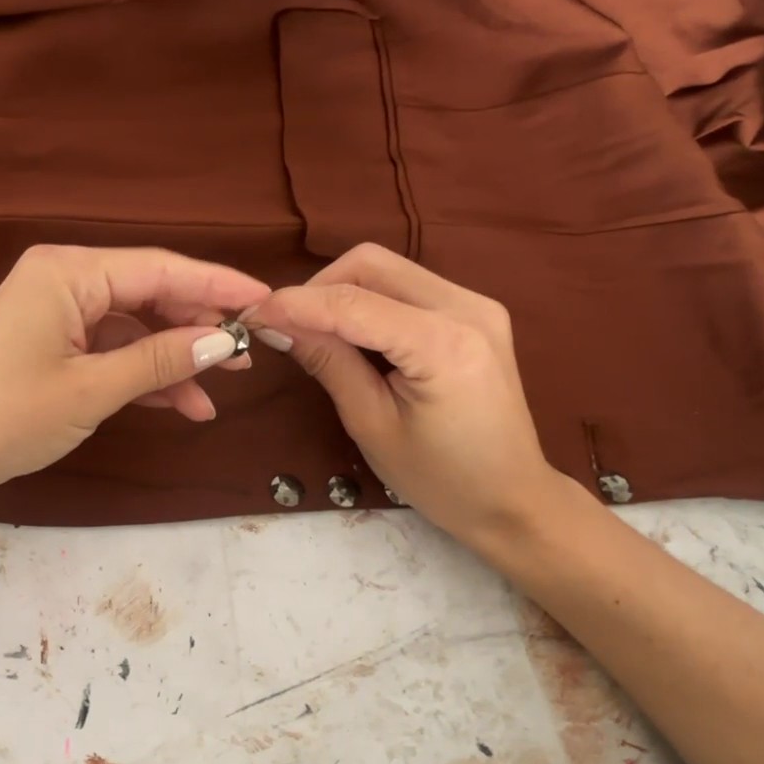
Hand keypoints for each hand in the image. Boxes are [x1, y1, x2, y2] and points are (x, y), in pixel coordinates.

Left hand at [0, 245, 270, 501]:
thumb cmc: (6, 417)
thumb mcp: (91, 390)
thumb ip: (160, 361)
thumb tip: (223, 340)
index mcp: (68, 271)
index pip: (159, 268)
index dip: (217, 285)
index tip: (267, 301)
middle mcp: (62, 280)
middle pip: (147, 292)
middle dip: (196, 325)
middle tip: (246, 355)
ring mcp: (53, 314)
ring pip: (131, 326)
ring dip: (172, 358)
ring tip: (218, 389)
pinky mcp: (49, 346)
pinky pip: (108, 350)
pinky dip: (141, 374)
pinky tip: (180, 404)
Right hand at [245, 244, 570, 542]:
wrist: (513, 498)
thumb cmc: (440, 478)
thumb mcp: (371, 424)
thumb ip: (328, 363)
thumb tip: (277, 325)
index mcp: (444, 345)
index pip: (352, 303)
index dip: (295, 303)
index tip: (250, 314)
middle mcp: (467, 308)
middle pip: (371, 264)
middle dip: (317, 288)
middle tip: (282, 325)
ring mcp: (476, 304)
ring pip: (387, 269)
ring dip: (340, 291)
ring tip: (310, 331)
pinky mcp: (474, 312)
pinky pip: (406, 286)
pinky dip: (368, 300)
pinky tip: (350, 334)